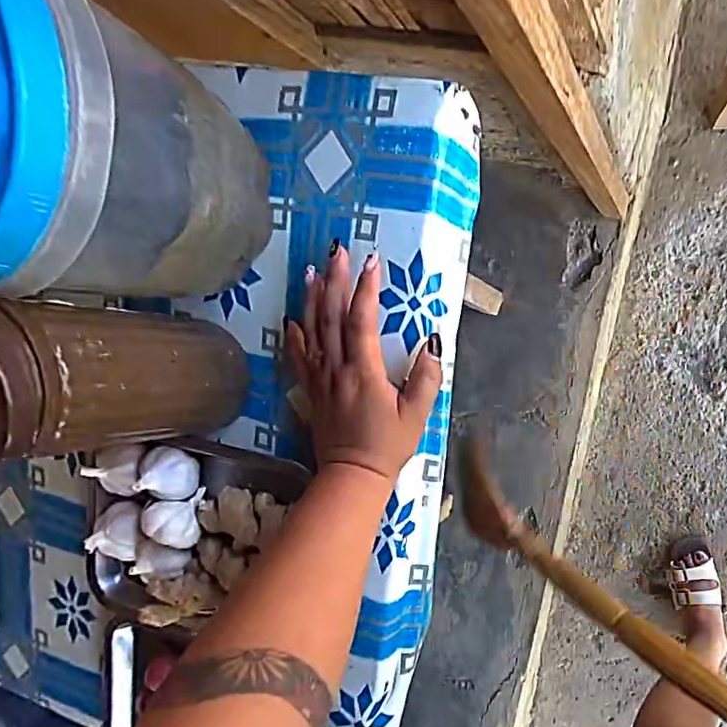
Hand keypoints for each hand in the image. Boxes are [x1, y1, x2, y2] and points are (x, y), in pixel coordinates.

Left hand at [287, 246, 442, 480]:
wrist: (352, 474)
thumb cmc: (388, 445)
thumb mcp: (417, 415)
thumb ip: (426, 378)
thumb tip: (432, 344)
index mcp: (363, 372)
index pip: (362, 321)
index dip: (366, 290)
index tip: (372, 263)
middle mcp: (337, 369)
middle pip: (331, 316)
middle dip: (335, 280)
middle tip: (338, 252)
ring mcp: (320, 379)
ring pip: (311, 330)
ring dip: (311, 297)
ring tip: (312, 270)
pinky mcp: (311, 390)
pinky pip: (299, 356)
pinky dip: (295, 333)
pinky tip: (293, 317)